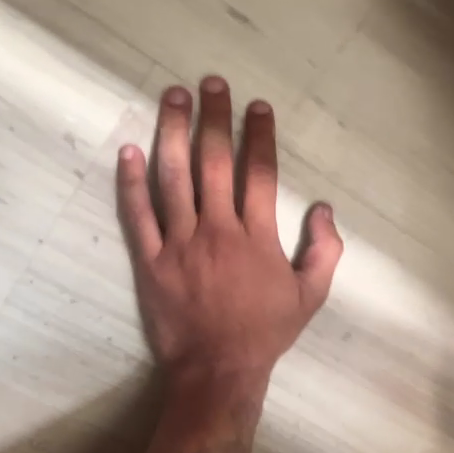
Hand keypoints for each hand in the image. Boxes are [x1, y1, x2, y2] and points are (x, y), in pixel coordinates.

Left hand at [117, 77, 342, 389]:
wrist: (217, 370)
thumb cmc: (266, 332)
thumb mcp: (311, 296)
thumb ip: (324, 250)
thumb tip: (324, 208)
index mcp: (257, 236)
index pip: (260, 173)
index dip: (260, 136)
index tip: (258, 107)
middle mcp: (218, 229)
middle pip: (215, 162)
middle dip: (214, 118)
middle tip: (210, 83)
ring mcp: (180, 243)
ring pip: (174, 177)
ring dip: (173, 132)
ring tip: (173, 96)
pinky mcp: (151, 260)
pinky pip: (138, 215)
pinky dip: (131, 182)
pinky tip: (128, 150)